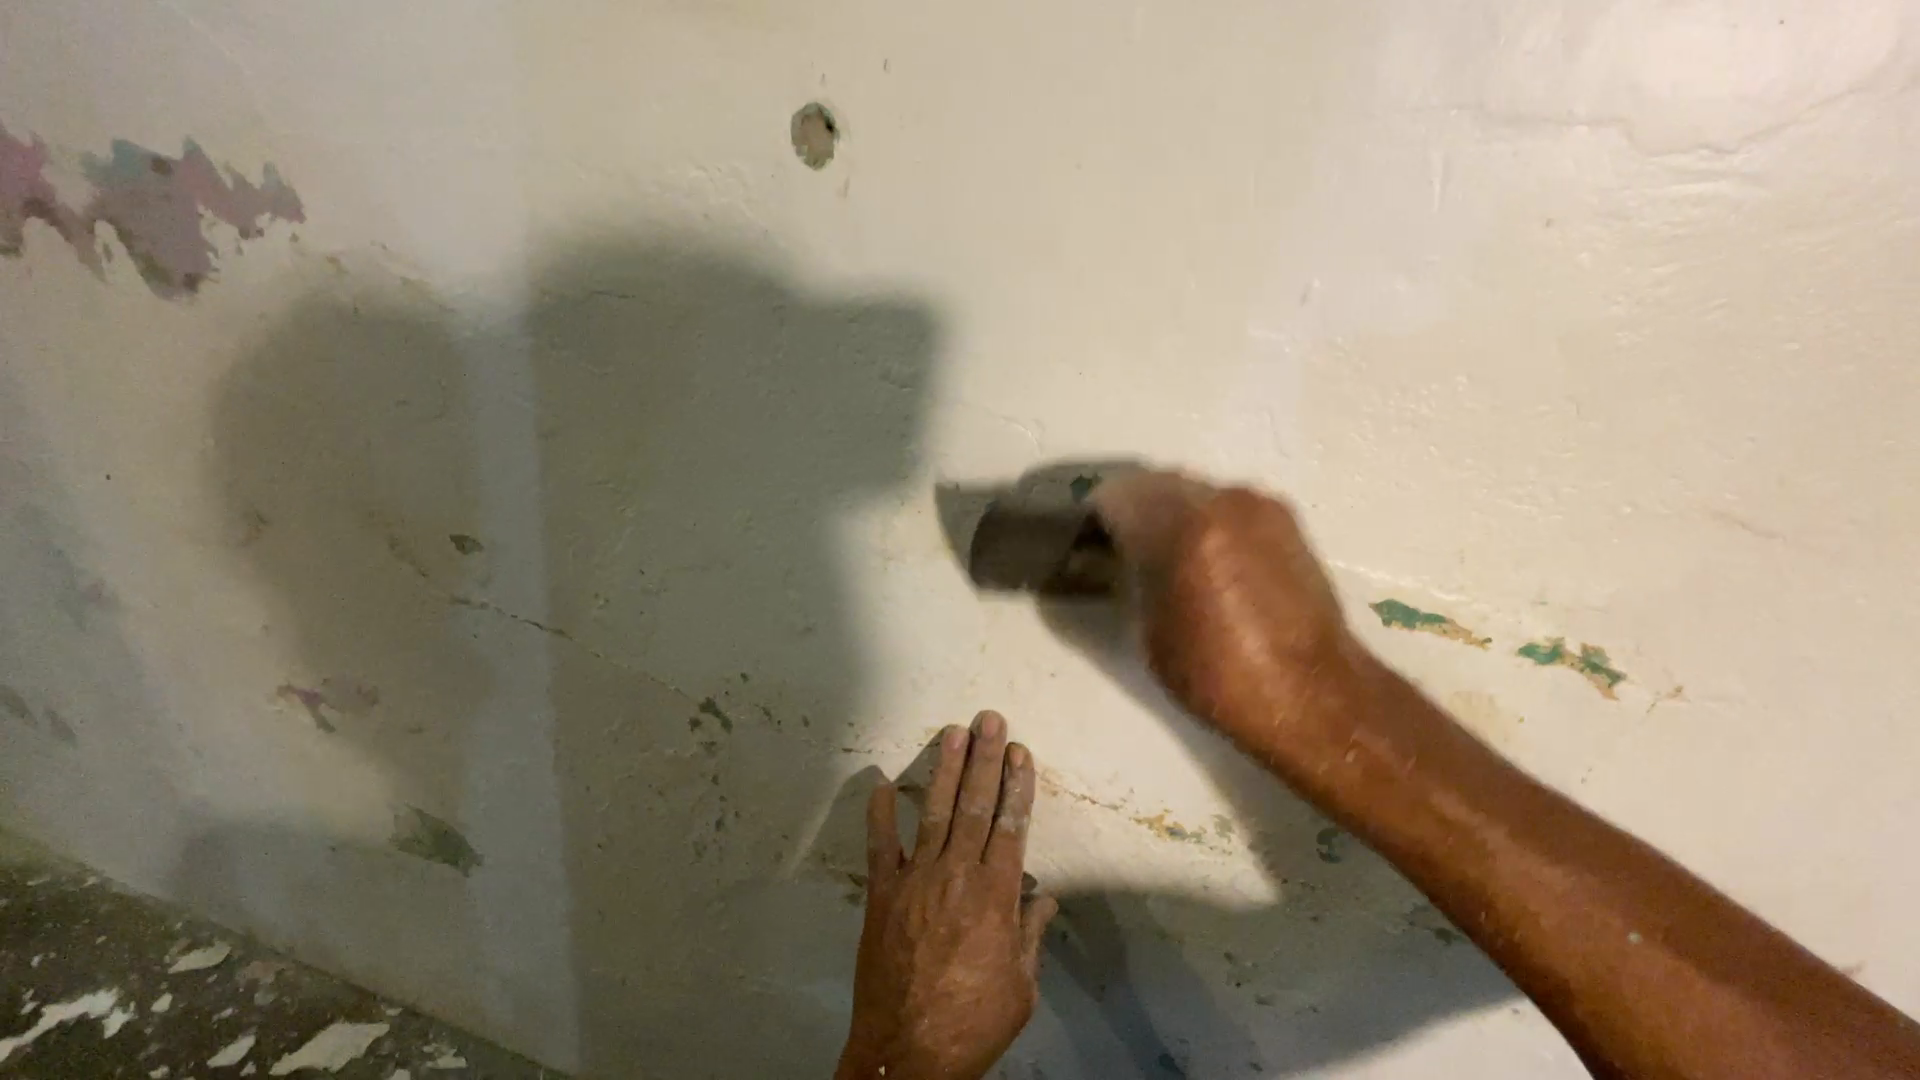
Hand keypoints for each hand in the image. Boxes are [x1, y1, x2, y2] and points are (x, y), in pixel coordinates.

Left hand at [835, 711, 1057, 1079]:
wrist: (908, 1054)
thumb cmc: (973, 1022)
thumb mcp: (1020, 988)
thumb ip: (1029, 936)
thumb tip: (1044, 897)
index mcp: (996, 896)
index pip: (1010, 826)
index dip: (1017, 786)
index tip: (1021, 752)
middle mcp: (957, 875)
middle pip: (975, 806)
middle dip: (985, 759)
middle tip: (991, 720)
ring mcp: (915, 881)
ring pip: (934, 814)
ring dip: (944, 770)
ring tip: (953, 732)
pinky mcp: (882, 895)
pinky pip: (880, 847)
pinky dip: (880, 815)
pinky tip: (882, 783)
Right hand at [1090, 471, 1359, 766]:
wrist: (1312, 692)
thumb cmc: (1219, 676)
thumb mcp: (1149, 633)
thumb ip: (1124, 578)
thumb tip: (1100, 557)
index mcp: (1181, 529)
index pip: (1115, 496)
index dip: (1094, 519)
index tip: (1086, 543)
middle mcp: (1220, 500)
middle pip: (1153, 482)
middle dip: (1132, 510)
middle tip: (1121, 547)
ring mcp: (1256, 503)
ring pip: (1192, 488)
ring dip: (1171, 511)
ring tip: (1168, 554)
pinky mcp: (1284, 514)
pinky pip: (1226, 502)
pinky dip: (1206, 519)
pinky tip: (1207, 558)